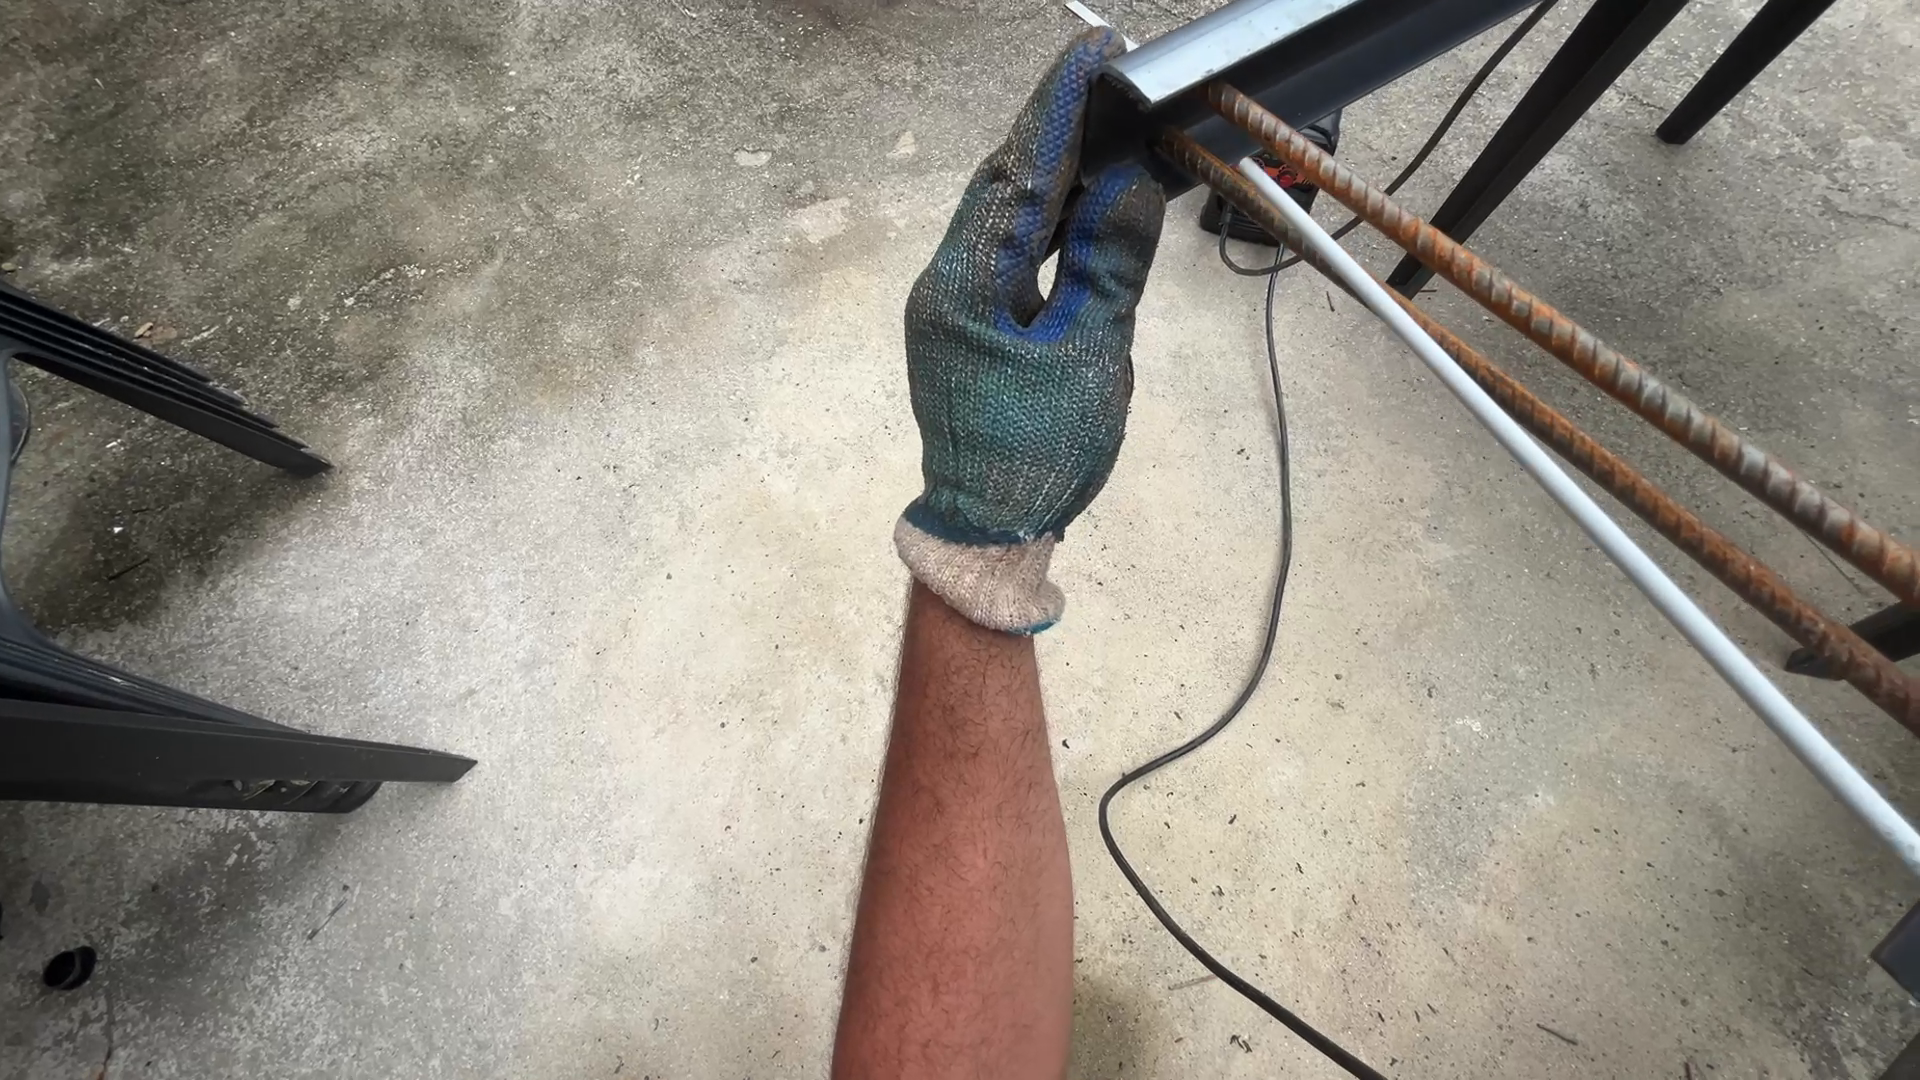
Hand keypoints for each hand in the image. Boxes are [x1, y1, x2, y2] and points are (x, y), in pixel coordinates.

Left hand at [894, 28, 1164, 633]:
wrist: (989, 525)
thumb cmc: (1041, 455)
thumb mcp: (1091, 358)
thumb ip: (1109, 265)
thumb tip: (1127, 181)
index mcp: (968, 288)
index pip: (1017, 176)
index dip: (1056, 112)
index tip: (1094, 55)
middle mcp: (943, 286)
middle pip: (1000, 189)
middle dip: (1051, 136)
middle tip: (1108, 90)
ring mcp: (945, 307)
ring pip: (998, 222)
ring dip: (1045, 180)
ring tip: (1099, 138)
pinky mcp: (959, 328)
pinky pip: (999, 258)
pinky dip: (1036, 228)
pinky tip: (1071, 209)